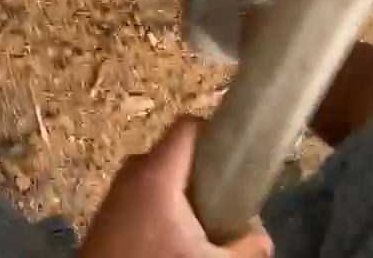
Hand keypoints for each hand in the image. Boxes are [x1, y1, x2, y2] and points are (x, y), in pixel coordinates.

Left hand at [81, 118, 272, 257]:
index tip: (241, 161)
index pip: (188, 128)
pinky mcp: (110, 213)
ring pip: (164, 179)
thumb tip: (262, 236)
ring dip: (189, 199)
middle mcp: (134, 170)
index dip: (217, 136)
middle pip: (179, 157)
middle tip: (233, 206)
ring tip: (208, 230)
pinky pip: (147, 196)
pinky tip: (179, 242)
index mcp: (156, 171)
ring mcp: (118, 191)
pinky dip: (168, 210)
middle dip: (208, 178)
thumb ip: (246, 249)